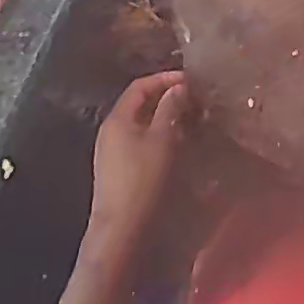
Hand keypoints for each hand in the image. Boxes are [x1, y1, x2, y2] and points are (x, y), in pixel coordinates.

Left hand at [89, 71, 189, 244]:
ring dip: (164, 114)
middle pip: (139, 102)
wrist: (120, 226)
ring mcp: (112, 148)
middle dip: (166, 96)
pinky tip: (176, 140)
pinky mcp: (118, 165)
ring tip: (190, 116)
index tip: (190, 79)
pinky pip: (139, 136)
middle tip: (193, 97)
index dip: (165, 78)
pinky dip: (158, 131)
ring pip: (140, 120)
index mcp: (118, 118)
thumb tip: (179, 86)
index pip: (140, 86)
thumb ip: (170, 109)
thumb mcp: (162, 139)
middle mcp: (111, 128)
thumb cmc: (142, 178)